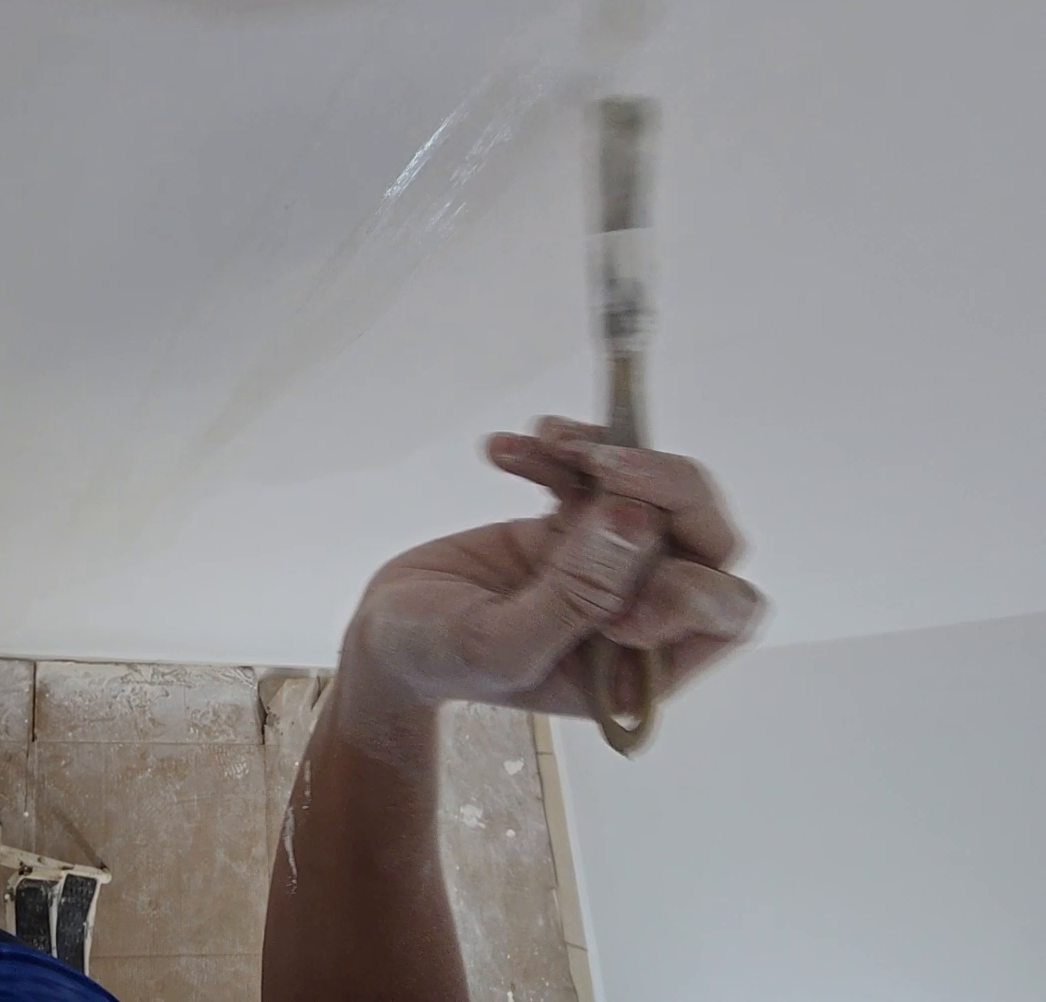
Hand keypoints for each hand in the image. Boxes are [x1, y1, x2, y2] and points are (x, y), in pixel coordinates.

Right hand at [345, 416, 763, 717]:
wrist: (385, 630)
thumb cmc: (436, 657)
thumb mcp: (499, 644)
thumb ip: (572, 596)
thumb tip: (638, 519)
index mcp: (640, 666)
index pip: (718, 612)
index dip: (686, 583)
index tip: (609, 580)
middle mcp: (637, 610)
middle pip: (700, 540)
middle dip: (660, 490)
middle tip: (602, 461)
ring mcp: (600, 564)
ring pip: (646, 496)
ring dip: (601, 456)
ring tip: (545, 436)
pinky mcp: (562, 529)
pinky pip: (583, 479)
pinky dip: (551, 454)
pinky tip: (503, 450)